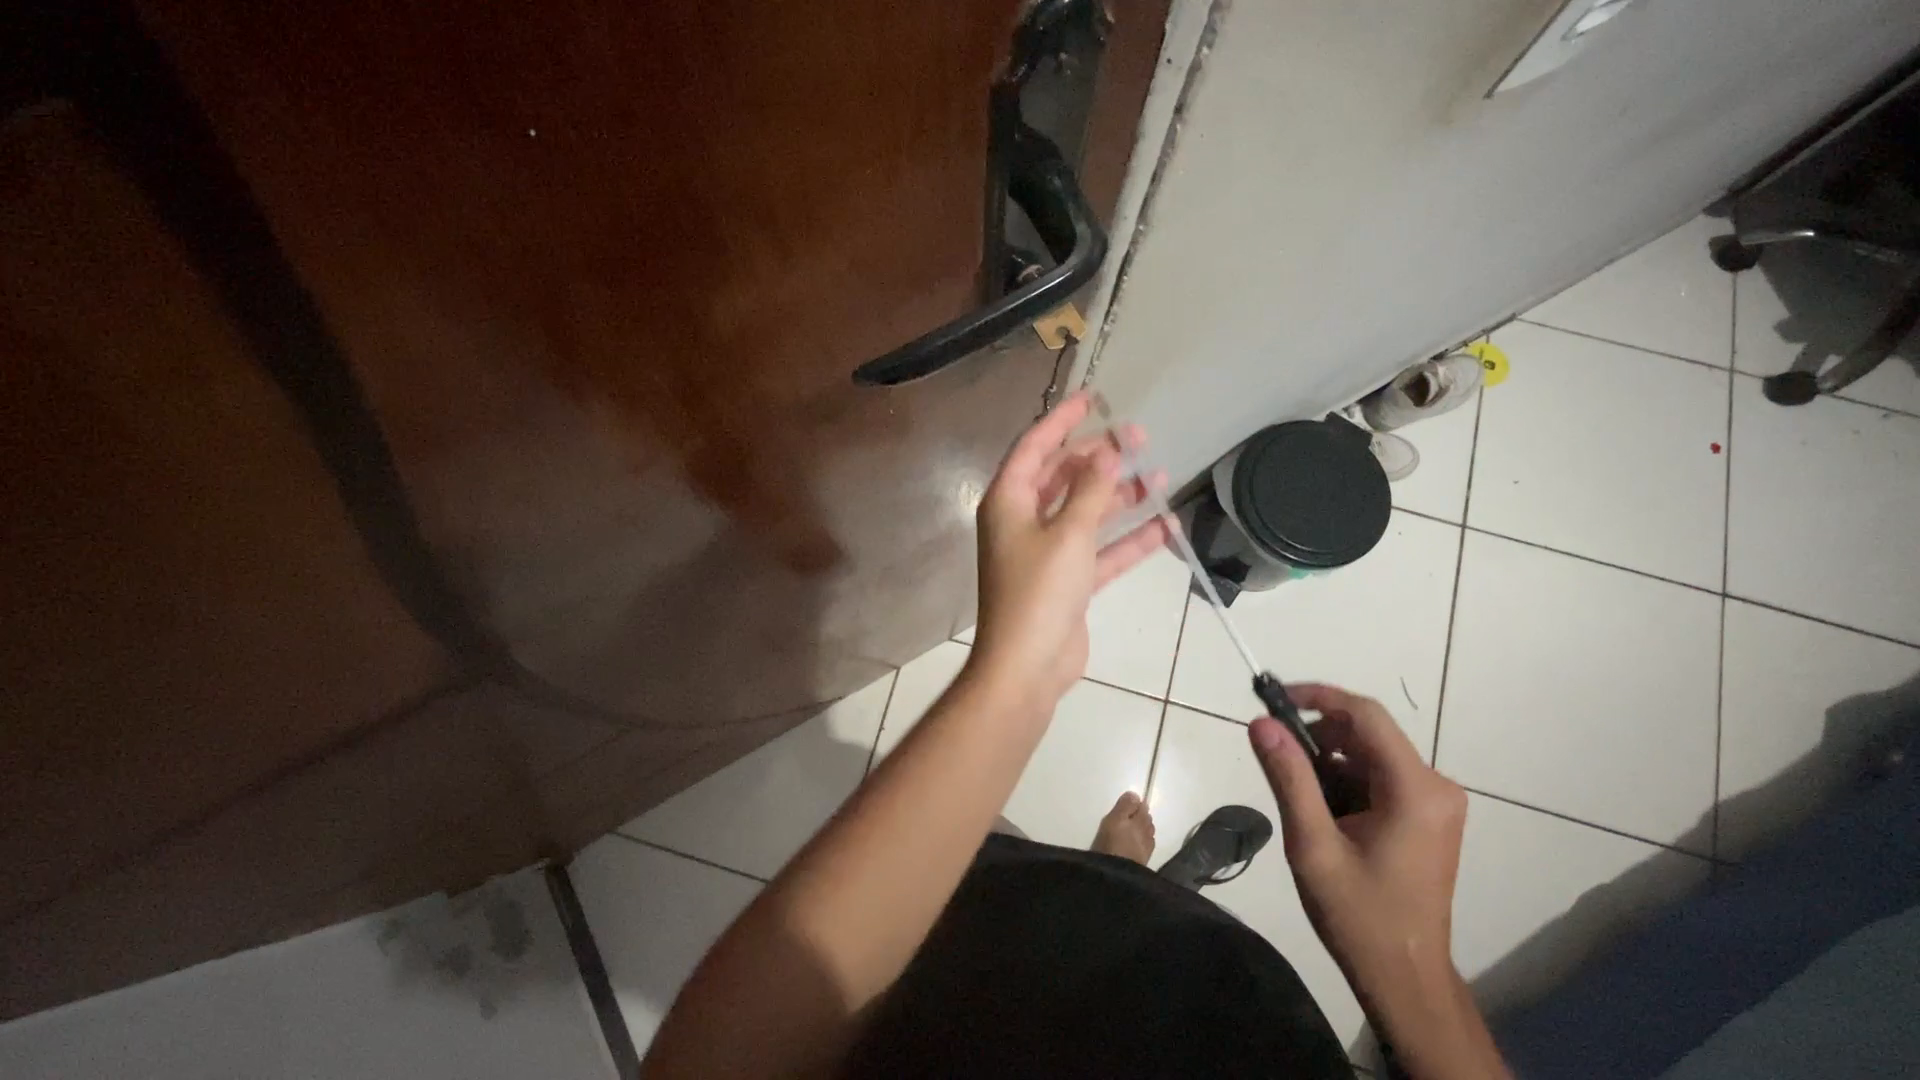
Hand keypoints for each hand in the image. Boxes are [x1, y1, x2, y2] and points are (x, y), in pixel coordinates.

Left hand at [969, 392, 1167, 705]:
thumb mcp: (1068, 534)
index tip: (1095, 399)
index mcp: (1008, 501)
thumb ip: (1091, 491)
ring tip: (1159, 473)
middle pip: (1063, 477)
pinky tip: (1166, 524)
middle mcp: (1023, 521)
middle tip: (1139, 437)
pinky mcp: (1068, 581)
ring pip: (1086, 512)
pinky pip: (1101, 550)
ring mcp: (1046, 552)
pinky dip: (1129, 539)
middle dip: (1099, 457)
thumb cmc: (1039, 592)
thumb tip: (1107, 452)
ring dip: (1119, 495)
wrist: (1027, 666)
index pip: (1035, 447)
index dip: (1063, 420)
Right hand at [1247, 684, 1466, 993]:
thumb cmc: (1358, 914)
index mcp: (1415, 789)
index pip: (1365, 715)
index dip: (1316, 696)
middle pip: (1366, 734)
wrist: (1404, 976)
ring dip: (1328, 766)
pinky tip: (1325, 818)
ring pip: (1369, 756)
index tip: (1271, 699)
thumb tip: (1261, 723)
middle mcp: (1435, 785)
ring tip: (1301, 805)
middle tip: (1274, 762)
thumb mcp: (1313, 845)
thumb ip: (1288, 778)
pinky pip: (1379, 778)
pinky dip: (1345, 784)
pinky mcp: (1429, 816)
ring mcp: (1436, 802)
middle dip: (1316, 739)